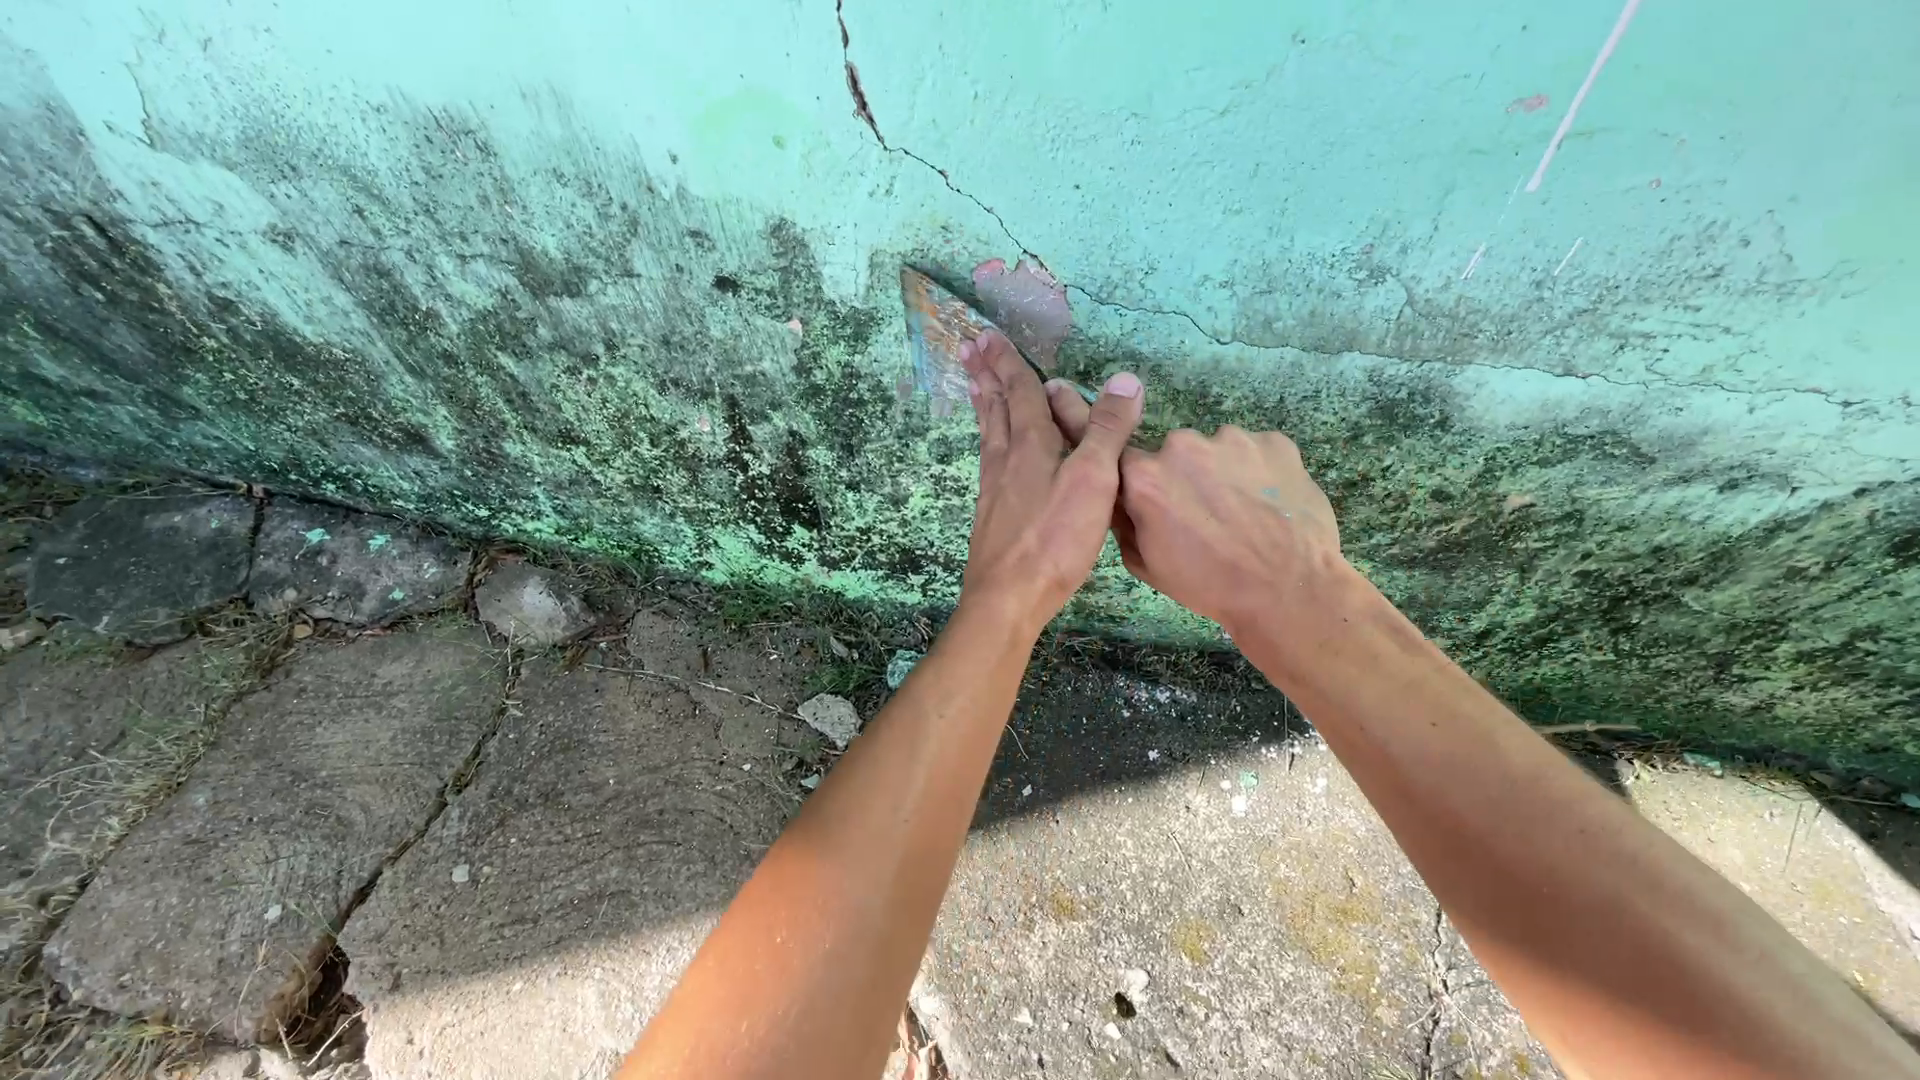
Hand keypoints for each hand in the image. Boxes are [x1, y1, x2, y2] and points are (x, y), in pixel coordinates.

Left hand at [958, 332, 1143, 635]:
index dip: (1008, 362)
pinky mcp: (991, 514)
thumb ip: (1108, 431)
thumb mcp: (1094, 480)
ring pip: (988, 433)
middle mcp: (1006, 458)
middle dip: (985, 374)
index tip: (988, 335)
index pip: (1021, 392)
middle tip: (967, 348)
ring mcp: (994, 487)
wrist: (1008, 596)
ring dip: (982, 403)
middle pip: (995, 407)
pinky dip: (988, 440)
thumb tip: (1126, 378)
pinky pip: (988, 461)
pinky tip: (990, 451)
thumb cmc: (1055, 538)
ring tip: (973, 384)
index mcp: (1031, 444)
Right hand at [1047, 409, 1342, 635]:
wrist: (1285, 590)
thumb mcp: (1145, 564)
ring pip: (1218, 449)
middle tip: (1205, 514)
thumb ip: (1124, 523)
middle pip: (1174, 452)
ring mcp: (1233, 439)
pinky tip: (1271, 503)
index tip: (1158, 505)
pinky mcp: (1276, 441)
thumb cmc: (1207, 584)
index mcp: (1144, 476)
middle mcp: (1183, 445)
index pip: (1127, 461)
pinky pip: (1258, 451)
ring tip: (1243, 511)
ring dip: (1223, 471)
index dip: (1142, 484)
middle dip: (1185, 476)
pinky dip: (1261, 471)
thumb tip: (1120, 503)